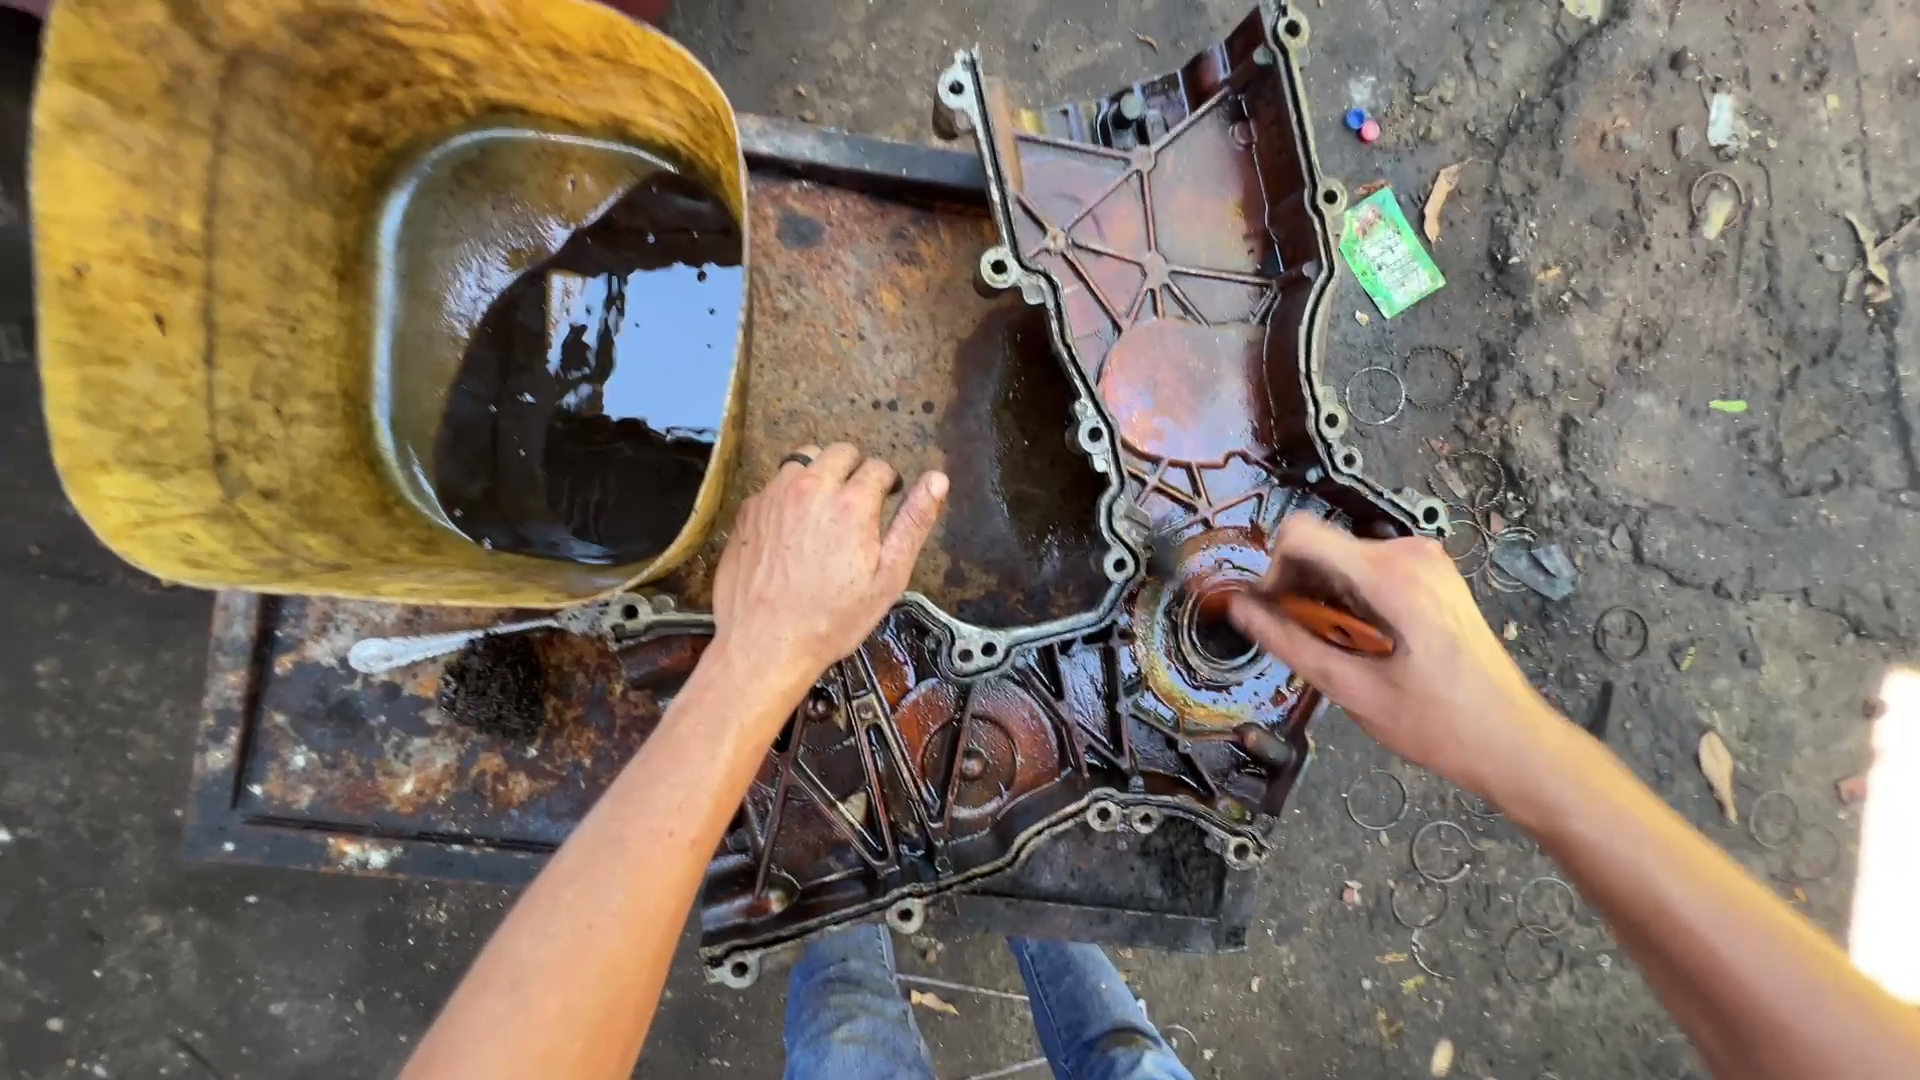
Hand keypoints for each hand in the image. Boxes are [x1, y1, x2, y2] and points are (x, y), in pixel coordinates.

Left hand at [710, 443, 947, 691]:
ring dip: (819, 475)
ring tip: (823, 510)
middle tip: (857, 503)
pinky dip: (788, 495)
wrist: (764, 644)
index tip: (885, 500)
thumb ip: (914, 523)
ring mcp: (773, 496)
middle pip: (840, 452)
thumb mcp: (888, 577)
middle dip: (854, 470)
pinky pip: (774, 485)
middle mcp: (810, 488)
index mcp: (851, 503)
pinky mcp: (747, 510)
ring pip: (803, 460)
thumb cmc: (833, 618)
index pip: (878, 467)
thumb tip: (938, 479)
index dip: (887, 483)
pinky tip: (791, 530)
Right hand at [1226, 514, 1561, 800]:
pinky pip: (1363, 568)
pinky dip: (1347, 598)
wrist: (1514, 740)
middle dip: (1298, 590)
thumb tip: (1239, 610)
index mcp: (1391, 577)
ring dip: (1323, 598)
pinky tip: (1363, 639)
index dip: (1273, 571)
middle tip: (1309, 640)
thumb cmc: (1440, 723)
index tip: (1276, 611)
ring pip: (1337, 559)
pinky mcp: (1429, 572)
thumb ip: (1288, 642)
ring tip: (1343, 647)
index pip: (1299, 534)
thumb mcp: (1350, 688)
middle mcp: (1409, 554)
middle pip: (1318, 547)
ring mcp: (1423, 560)